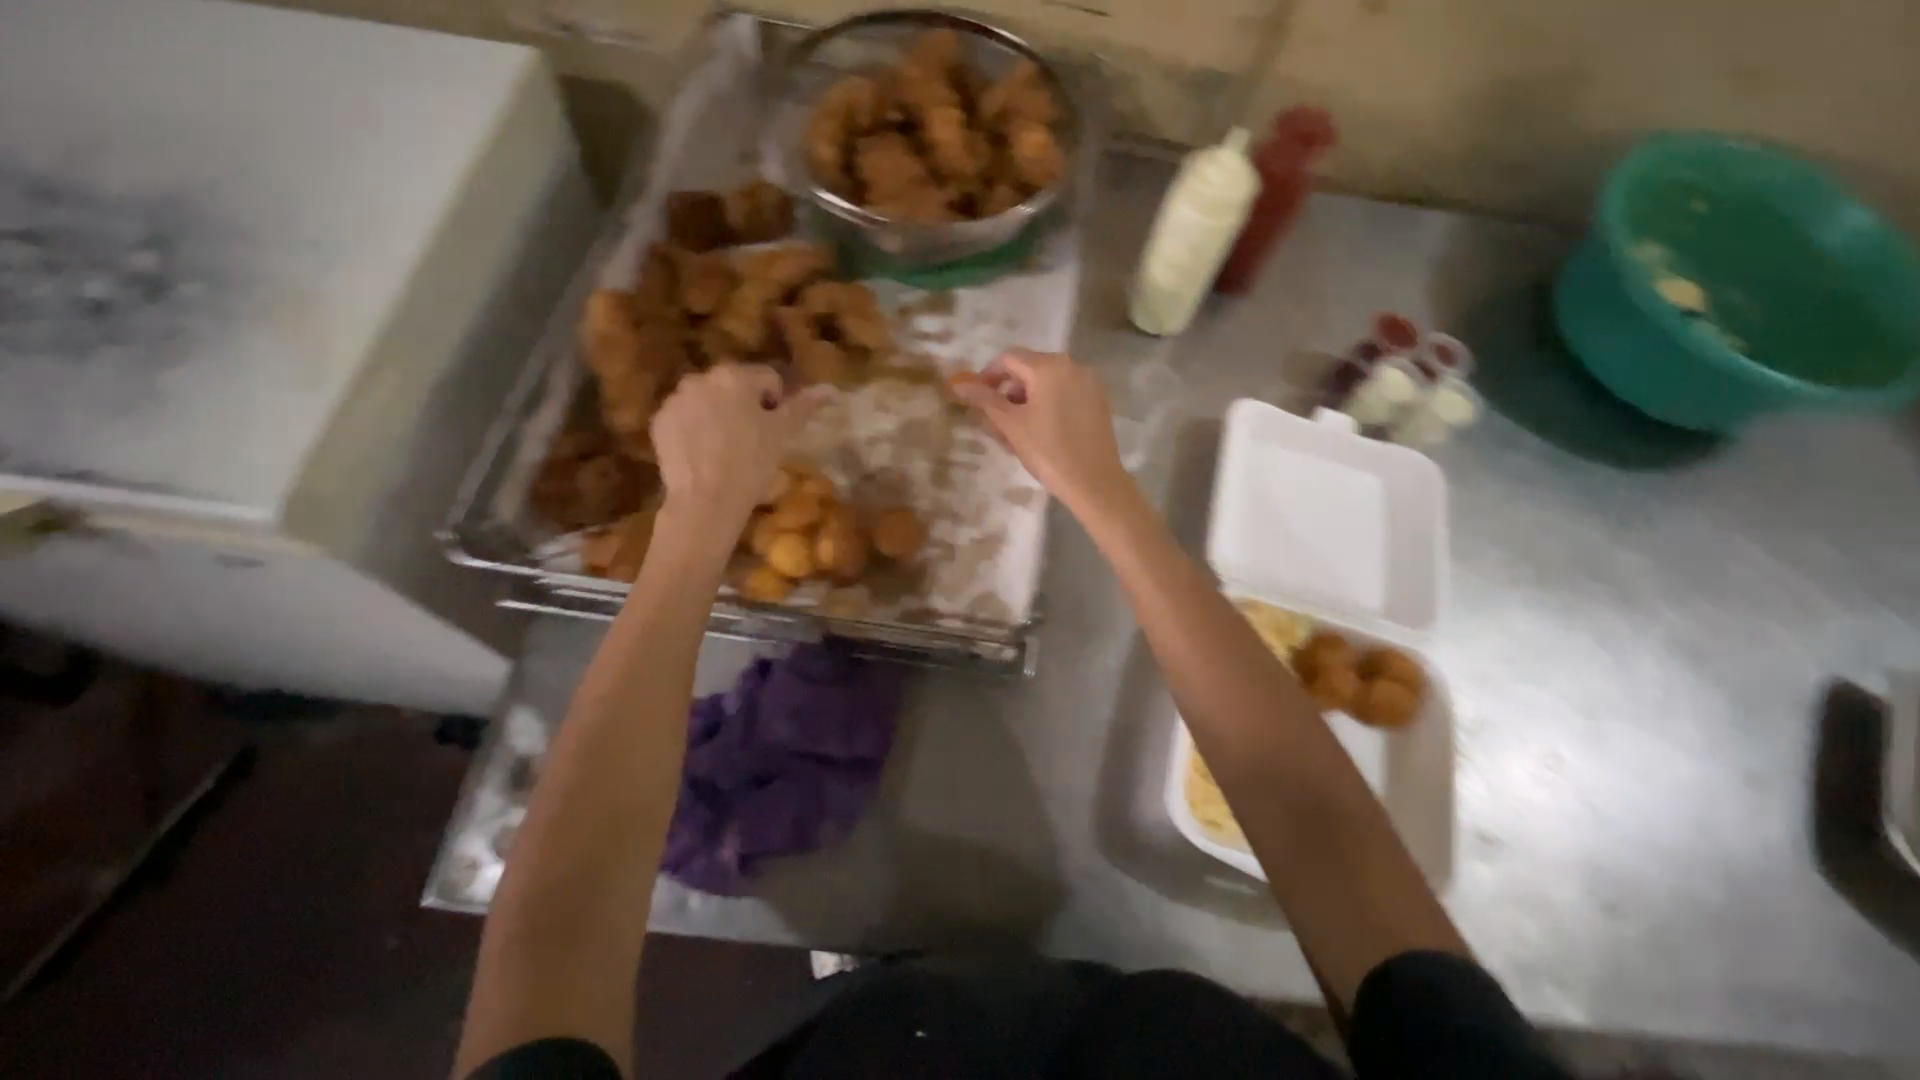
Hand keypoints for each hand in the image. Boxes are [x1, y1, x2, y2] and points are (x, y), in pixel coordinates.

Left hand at [650, 364, 821, 536]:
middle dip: (744, 407)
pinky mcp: (659, 421)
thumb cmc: (751, 463)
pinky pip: (684, 418)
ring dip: (718, 415)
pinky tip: (703, 454)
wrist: (705, 500)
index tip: (772, 433)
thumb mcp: (783, 434)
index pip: (768, 379)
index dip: (775, 405)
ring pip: (707, 401)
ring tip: (725, 450)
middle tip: (751, 441)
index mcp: (734, 375)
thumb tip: (831, 388)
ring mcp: (675, 399)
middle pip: (733, 386)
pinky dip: (694, 429)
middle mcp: (700, 378)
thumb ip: (805, 406)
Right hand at [953, 349, 1129, 510]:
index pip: (1009, 359)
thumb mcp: (1011, 425)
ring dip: (1027, 399)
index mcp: (1049, 366)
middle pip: (1030, 368)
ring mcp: (1089, 382)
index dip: (987, 375)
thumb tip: (960, 385)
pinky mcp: (1099, 400)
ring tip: (1016, 430)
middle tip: (995, 419)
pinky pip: (1065, 393)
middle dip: (1008, 390)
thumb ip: (985, 400)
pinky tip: (1041, 430)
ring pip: (1048, 382)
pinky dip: (1048, 403)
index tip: (975, 397)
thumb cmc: (1047, 451)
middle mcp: (1072, 365)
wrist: (1094, 482)